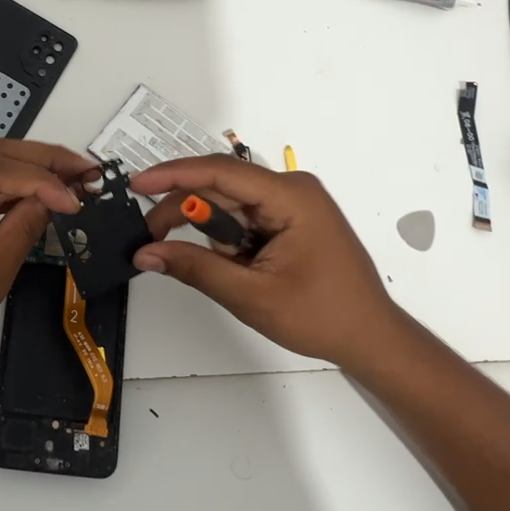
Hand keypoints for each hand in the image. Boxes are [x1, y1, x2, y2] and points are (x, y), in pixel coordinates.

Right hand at [130, 156, 402, 368]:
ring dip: (211, 234)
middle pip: (221, 187)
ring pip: (230, 204)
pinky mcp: (291, 220)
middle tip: (149, 239)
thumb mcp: (251, 295)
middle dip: (184, 211)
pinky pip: (245, 218)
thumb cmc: (321, 316)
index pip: (221, 172)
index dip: (174, 175)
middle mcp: (291, 189)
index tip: (137, 184)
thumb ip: (195, 268)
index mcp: (290, 196)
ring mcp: (293, 203)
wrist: (372, 338)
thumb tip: (145, 253)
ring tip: (221, 272)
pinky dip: (228, 241)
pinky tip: (236, 269)